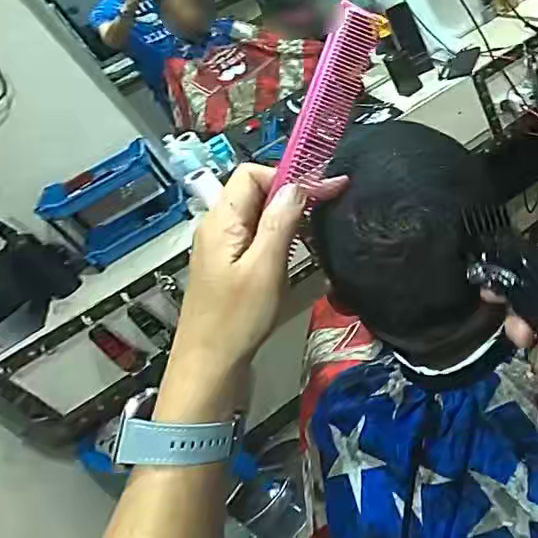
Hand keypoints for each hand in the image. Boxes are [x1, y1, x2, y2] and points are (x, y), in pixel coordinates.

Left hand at [158, 165, 346, 422]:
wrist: (210, 365)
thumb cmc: (237, 318)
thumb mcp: (265, 267)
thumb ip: (281, 221)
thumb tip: (298, 185)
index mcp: (222, 221)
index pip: (252, 173)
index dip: (287, 174)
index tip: (321, 189)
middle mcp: (218, 226)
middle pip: (256, 189)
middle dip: (292, 192)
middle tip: (326, 205)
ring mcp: (223, 245)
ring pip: (259, 211)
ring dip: (289, 213)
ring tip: (316, 227)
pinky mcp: (231, 262)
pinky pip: (258, 232)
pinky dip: (281, 232)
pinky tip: (298, 247)